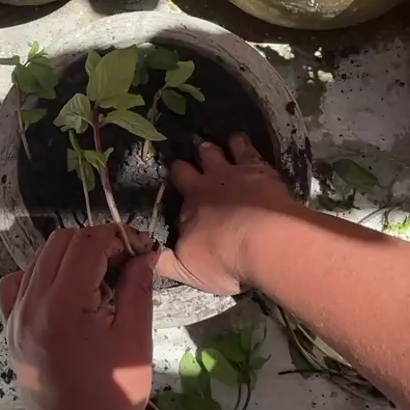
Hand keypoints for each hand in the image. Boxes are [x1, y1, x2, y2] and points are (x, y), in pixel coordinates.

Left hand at [0, 226, 155, 409]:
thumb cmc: (115, 396)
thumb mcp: (136, 338)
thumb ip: (137, 287)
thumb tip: (144, 252)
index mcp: (64, 303)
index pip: (88, 242)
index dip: (118, 236)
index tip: (142, 248)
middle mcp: (32, 302)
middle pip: (62, 242)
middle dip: (97, 243)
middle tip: (124, 264)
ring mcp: (15, 315)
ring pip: (40, 257)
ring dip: (72, 256)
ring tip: (100, 282)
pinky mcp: (10, 328)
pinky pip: (18, 283)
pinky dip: (41, 275)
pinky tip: (64, 293)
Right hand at [159, 133, 295, 295]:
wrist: (267, 243)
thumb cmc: (225, 259)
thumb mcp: (188, 269)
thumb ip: (163, 262)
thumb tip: (142, 258)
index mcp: (190, 203)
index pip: (176, 187)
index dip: (175, 181)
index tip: (175, 179)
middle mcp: (208, 183)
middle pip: (191, 164)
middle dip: (190, 162)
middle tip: (192, 160)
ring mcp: (233, 173)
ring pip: (216, 151)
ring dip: (213, 149)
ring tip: (214, 147)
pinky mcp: (258, 169)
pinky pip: (246, 148)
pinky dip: (240, 142)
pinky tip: (240, 140)